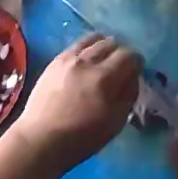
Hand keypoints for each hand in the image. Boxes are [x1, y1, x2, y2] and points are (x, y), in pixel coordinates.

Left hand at [8, 34, 138, 173]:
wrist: (41, 139)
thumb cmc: (81, 138)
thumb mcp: (115, 122)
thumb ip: (128, 95)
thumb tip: (133, 77)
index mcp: (105, 78)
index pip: (129, 55)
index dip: (137, 62)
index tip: (136, 71)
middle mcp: (87, 61)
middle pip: (113, 43)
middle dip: (121, 53)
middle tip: (121, 66)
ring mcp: (69, 58)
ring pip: (94, 39)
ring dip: (105, 46)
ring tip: (105, 59)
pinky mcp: (56, 60)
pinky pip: (78, 44)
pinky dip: (88, 47)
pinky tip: (88, 58)